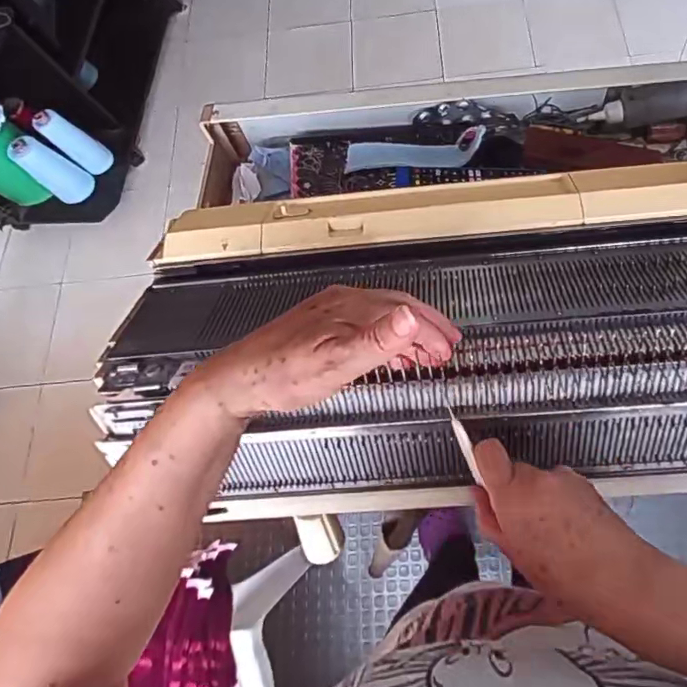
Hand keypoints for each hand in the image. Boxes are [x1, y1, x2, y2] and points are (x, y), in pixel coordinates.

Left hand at [185, 285, 460, 418]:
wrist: (236, 381)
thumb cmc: (278, 375)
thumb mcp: (335, 363)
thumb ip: (377, 342)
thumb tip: (411, 318)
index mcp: (349, 308)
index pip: (405, 312)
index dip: (432, 330)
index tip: (449, 348)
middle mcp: (341, 304)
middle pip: (397, 309)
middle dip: (427, 327)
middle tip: (448, 346)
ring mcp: (330, 314)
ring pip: (382, 316)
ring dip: (409, 334)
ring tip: (426, 352)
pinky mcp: (321, 327)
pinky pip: (366, 325)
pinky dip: (386, 338)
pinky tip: (386, 353)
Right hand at [471, 438, 660, 618]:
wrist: (617, 577)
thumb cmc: (562, 575)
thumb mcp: (512, 553)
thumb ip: (489, 517)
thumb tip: (480, 495)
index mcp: (513, 493)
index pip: (487, 450)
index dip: (483, 461)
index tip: (485, 479)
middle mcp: (539, 477)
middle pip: (516, 471)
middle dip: (515, 491)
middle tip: (523, 525)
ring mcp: (565, 477)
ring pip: (540, 480)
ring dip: (540, 498)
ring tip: (552, 534)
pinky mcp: (585, 481)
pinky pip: (561, 486)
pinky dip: (560, 502)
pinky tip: (570, 530)